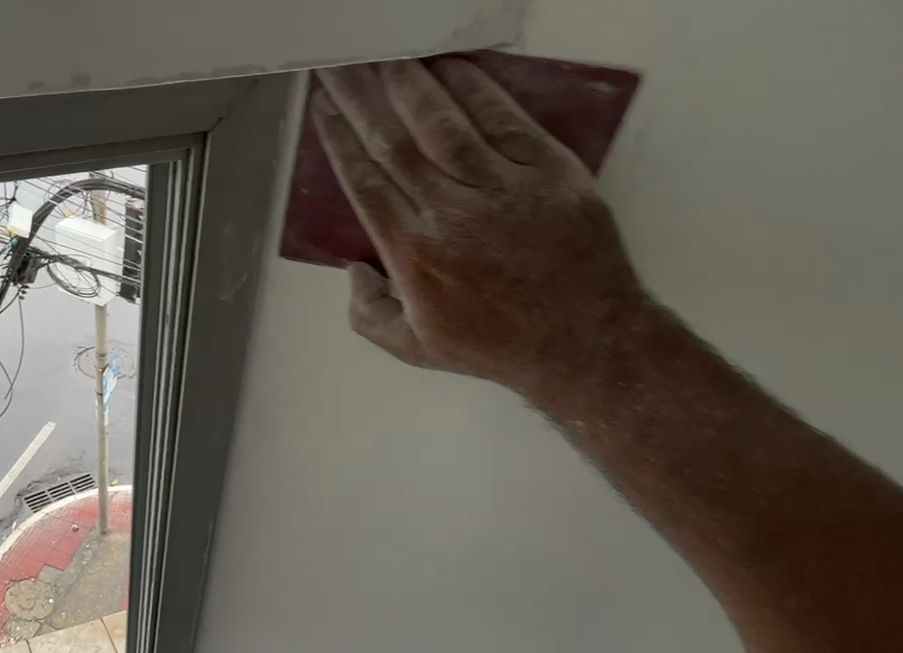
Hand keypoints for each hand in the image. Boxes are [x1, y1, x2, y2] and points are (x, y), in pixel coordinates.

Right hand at [311, 59, 650, 396]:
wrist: (579, 340)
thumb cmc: (494, 345)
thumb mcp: (414, 348)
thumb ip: (368, 314)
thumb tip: (352, 270)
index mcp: (413, 255)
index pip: (365, 182)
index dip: (340, 140)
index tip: (323, 109)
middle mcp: (451, 213)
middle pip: (395, 141)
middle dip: (362, 96)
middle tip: (341, 63)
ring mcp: (501, 187)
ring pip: (444, 121)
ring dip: (409, 82)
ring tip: (385, 54)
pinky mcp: (548, 170)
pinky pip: (503, 118)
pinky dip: (474, 88)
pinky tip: (449, 67)